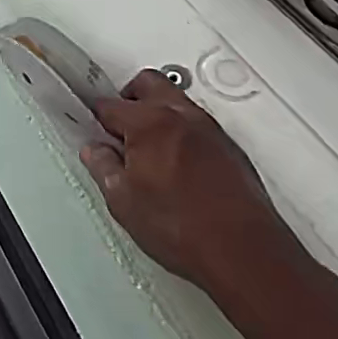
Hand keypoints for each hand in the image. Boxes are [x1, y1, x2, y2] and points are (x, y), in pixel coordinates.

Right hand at [80, 70, 296, 296]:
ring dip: (157, 112)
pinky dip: (181, 132)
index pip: (110, 104)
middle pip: (148, 83)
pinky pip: (199, 125)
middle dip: (128, 96)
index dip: (96, 118)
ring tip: (145, 146)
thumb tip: (96, 153)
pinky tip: (174, 162)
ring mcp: (211, 131)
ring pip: (176, 101)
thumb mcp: (123, 200)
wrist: (244, 255)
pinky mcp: (231, 149)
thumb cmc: (187, 228)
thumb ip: (103, 167)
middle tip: (117, 123)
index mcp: (149, 122)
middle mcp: (183, 117)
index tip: (93, 129)